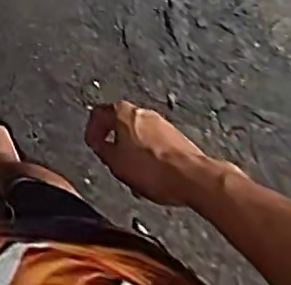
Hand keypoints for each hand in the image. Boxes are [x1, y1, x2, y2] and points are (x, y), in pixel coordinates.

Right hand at [84, 100, 236, 207]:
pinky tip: (155, 174)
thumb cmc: (155, 168)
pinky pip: (160, 147)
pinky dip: (154, 157)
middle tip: (114, 157)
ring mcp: (164, 126)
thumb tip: (100, 146)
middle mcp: (142, 112)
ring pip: (142, 136)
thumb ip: (102, 150)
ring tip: (137, 171)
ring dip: (136, 150)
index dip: (92, 132)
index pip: (97, 115)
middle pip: (121, 124)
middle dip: (116, 141)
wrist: (197, 180)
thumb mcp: (115, 162)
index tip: (94, 145)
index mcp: (121, 110)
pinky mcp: (182, 141)